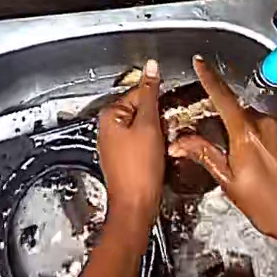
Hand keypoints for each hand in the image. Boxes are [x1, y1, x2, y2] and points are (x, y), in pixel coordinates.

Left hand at [96, 57, 164, 233]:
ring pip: (141, 127)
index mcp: (109, 115)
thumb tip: (152, 66)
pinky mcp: (122, 159)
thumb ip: (150, 93)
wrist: (136, 209)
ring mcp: (114, 145)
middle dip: (156, 118)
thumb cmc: (140, 169)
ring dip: (155, 133)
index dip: (157, 101)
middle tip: (167, 130)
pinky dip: (151, 146)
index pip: (138, 93)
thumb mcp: (148, 124)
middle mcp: (107, 128)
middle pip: (139, 110)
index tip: (169, 111)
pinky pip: (140, 143)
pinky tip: (159, 154)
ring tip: (164, 143)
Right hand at [168, 56, 276, 252]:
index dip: (208, 76)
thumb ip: (206, 155)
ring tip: (259, 170)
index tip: (199, 63)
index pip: (221, 95)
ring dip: (253, 138)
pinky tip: (275, 168)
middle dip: (232, 129)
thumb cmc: (273, 208)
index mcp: (246, 132)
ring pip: (259, 124)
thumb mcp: (231, 184)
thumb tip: (181, 143)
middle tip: (234, 156)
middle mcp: (267, 122)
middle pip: (240, 113)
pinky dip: (271, 143)